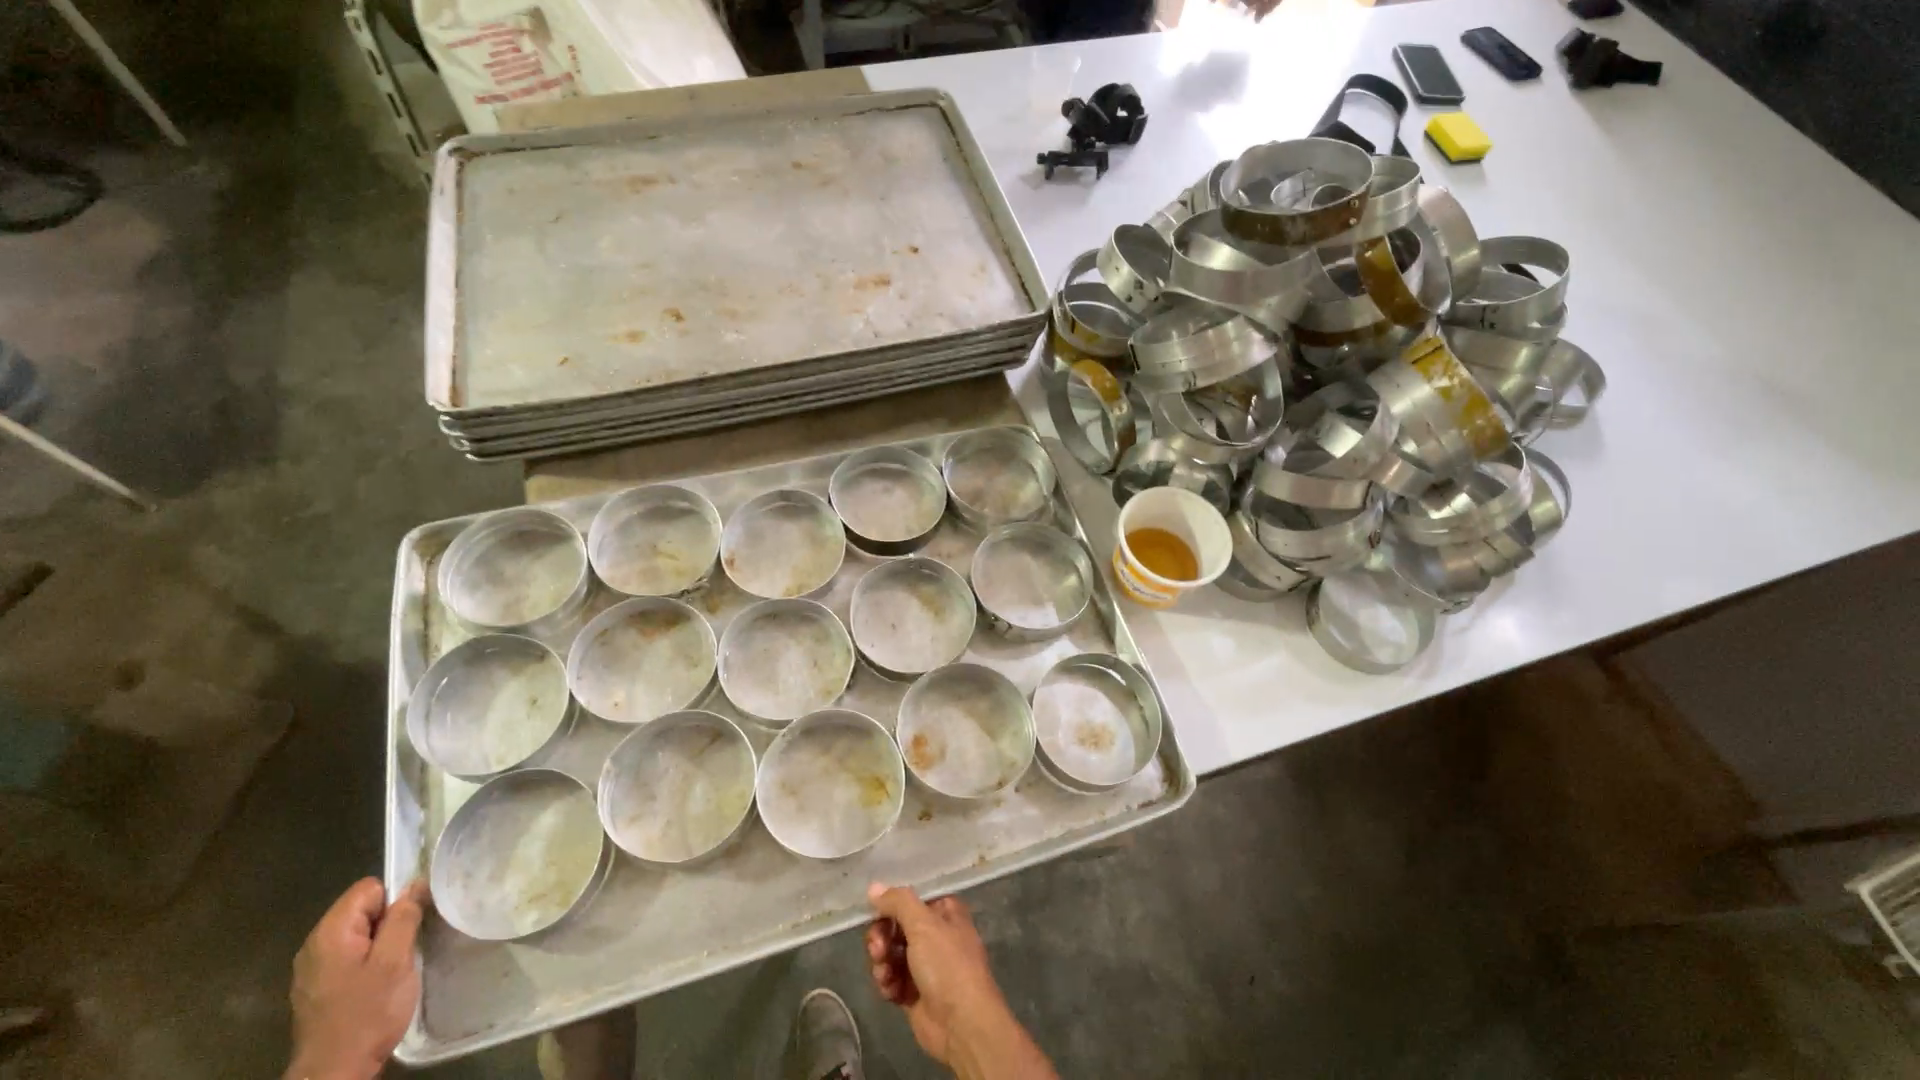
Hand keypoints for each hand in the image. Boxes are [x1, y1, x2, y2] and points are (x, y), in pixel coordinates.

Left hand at [285, 878, 427, 1079]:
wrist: (334, 1072)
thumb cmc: (367, 1013)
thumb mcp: (395, 961)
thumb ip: (403, 918)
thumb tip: (413, 885)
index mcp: (330, 932)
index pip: (368, 888)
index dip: (395, 900)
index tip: (409, 927)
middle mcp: (314, 944)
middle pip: (361, 910)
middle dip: (388, 923)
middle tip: (404, 952)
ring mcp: (312, 968)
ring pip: (357, 935)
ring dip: (380, 945)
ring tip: (394, 969)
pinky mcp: (316, 987)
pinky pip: (348, 956)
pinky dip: (366, 962)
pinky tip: (376, 986)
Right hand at [866, 884, 1056, 1079]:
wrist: (962, 1025)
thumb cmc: (947, 966)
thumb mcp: (924, 925)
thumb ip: (898, 902)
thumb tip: (874, 886)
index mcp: (945, 913)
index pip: (910, 899)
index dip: (891, 905)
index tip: (875, 911)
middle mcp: (935, 935)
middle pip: (895, 926)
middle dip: (881, 938)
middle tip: (878, 949)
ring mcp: (924, 965)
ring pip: (889, 953)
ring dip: (882, 962)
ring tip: (885, 975)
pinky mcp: (913, 992)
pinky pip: (890, 978)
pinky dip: (887, 983)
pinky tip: (891, 992)